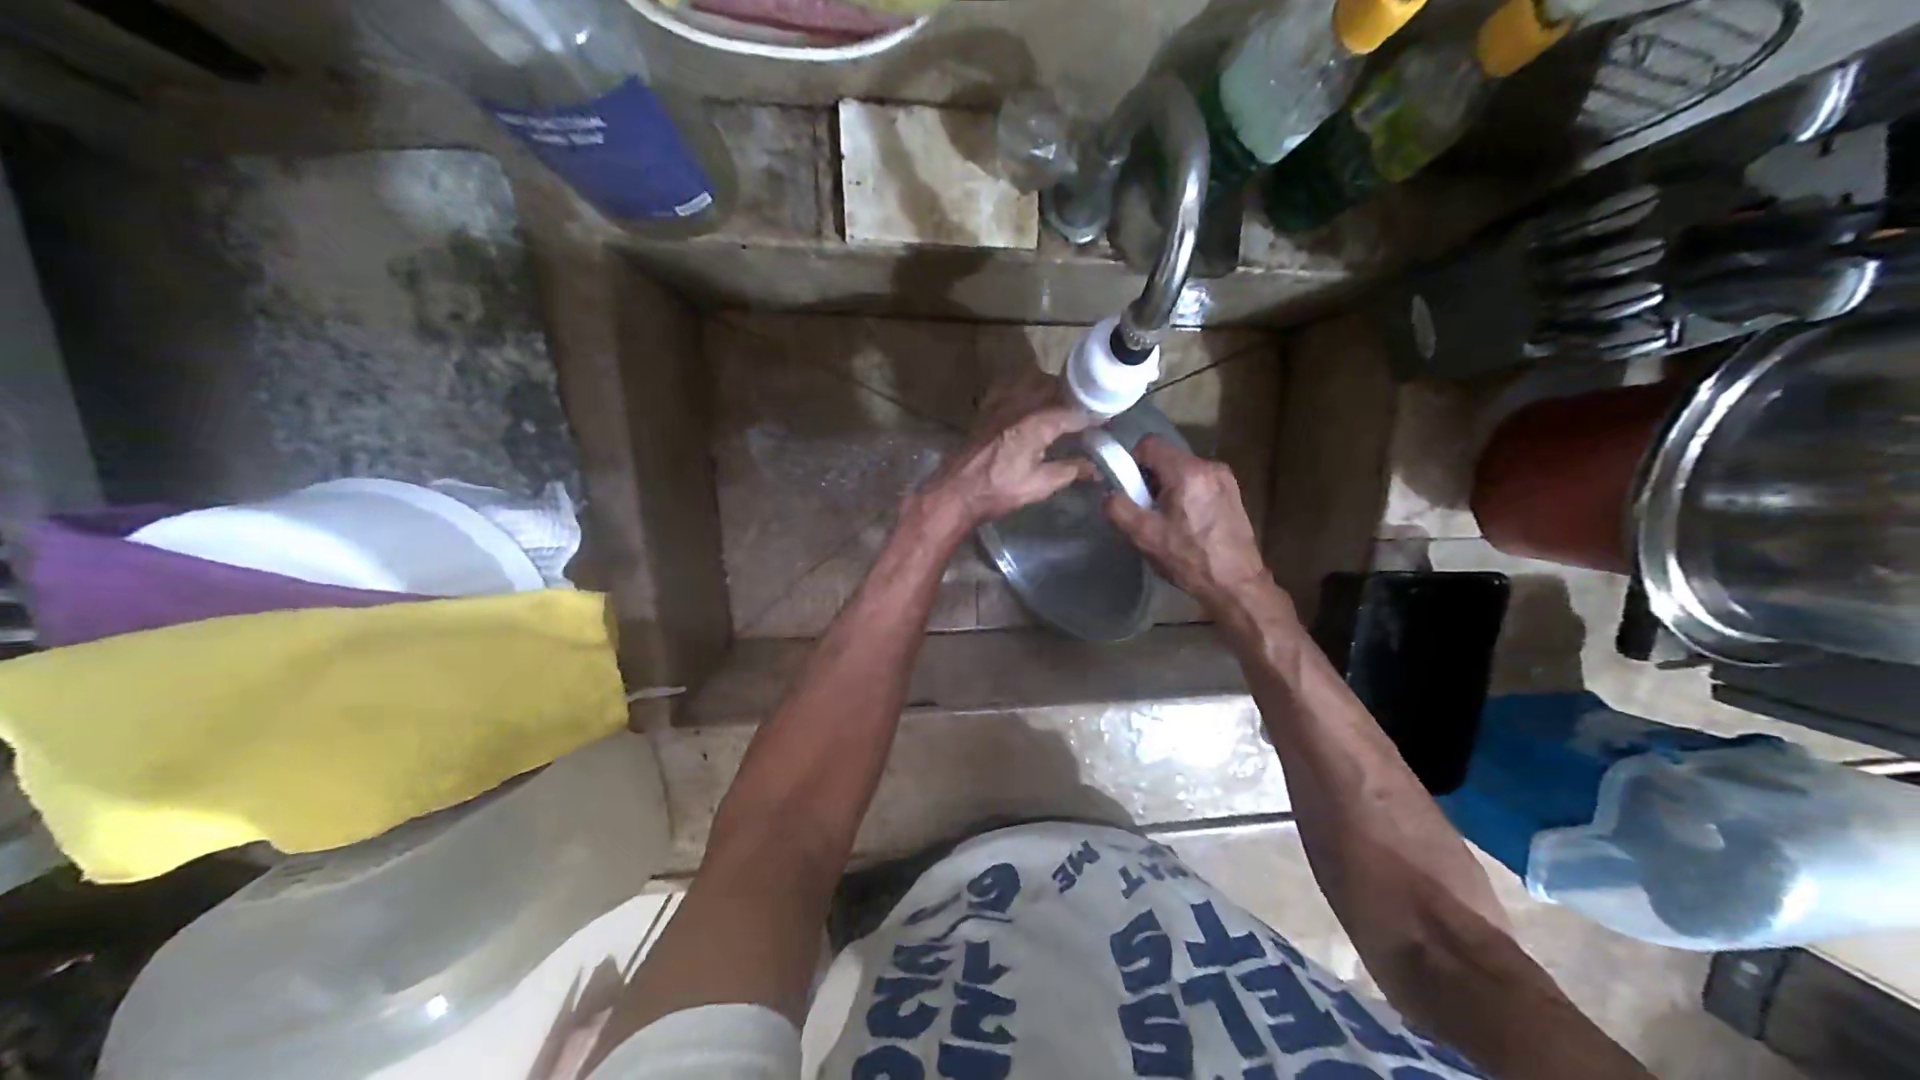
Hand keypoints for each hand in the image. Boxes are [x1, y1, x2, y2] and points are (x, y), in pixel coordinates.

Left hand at [918, 367, 1096, 529]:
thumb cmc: (997, 491)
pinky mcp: (986, 406)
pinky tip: (1030, 399)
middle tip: (1087, 413)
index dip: (1094, 416)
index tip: (1108, 419)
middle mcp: (1019, 404)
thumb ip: (1070, 471)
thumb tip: (1096, 469)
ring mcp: (1000, 402)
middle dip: (1075, 397)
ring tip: (1062, 404)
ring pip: (1033, 379)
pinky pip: (1009, 383)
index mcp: (1036, 423)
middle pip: (1056, 387)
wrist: (955, 491)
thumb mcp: (1039, 485)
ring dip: (1051, 387)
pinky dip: (1024, 385)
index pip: (1074, 412)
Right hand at [1103, 436, 1273, 612]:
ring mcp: (1225, 479)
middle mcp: (1210, 466)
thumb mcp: (1143, 535)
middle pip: (1167, 457)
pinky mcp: (1233, 493)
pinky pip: (1199, 482)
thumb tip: (1109, 493)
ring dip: (1168, 488)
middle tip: (1145, 510)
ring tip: (1166, 521)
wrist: (1236, 584)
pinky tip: (1186, 524)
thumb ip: (1118, 508)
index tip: (1128, 488)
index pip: (1150, 443)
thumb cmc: (1188, 558)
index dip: (1132, 461)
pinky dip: (1186, 495)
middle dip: (1149, 478)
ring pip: (1183, 470)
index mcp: (1187, 471)